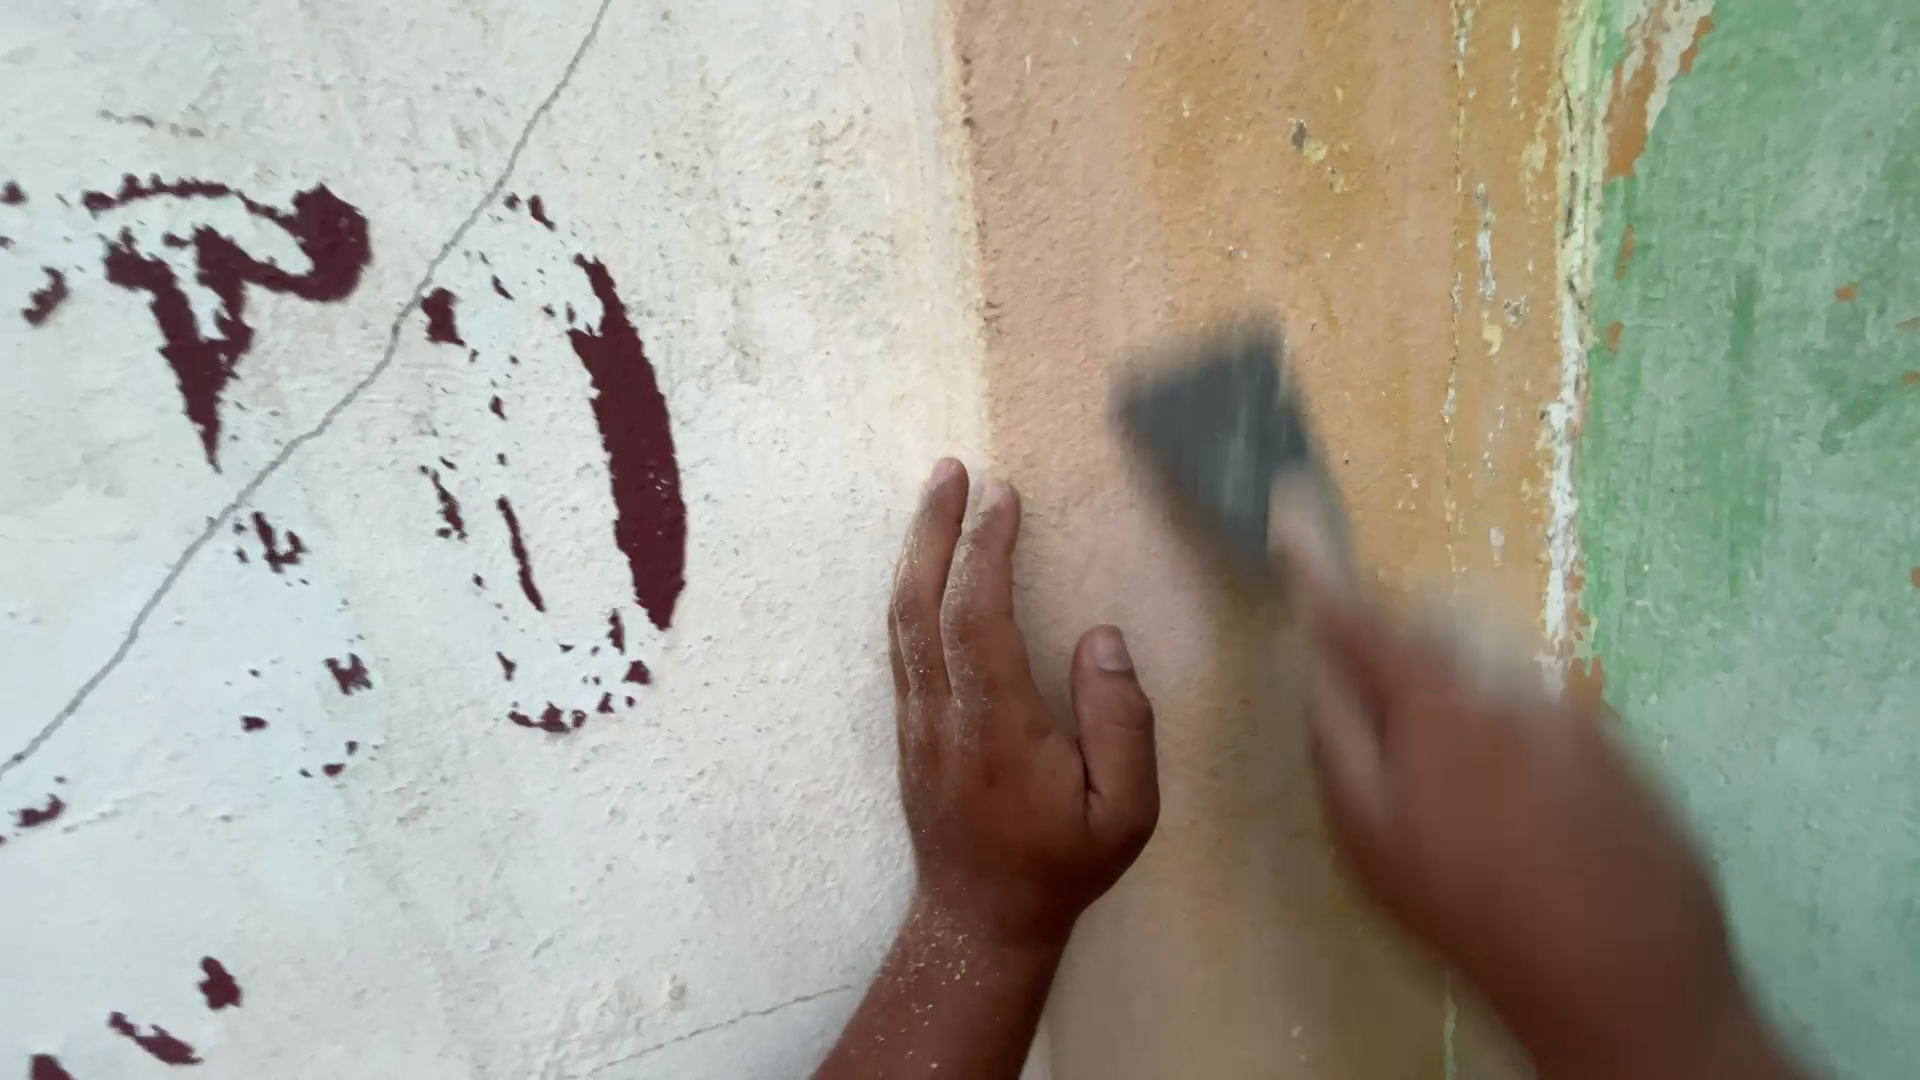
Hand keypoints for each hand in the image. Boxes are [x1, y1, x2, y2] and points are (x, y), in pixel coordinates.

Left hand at [889, 458, 1159, 949]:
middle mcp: (942, 711)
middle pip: (921, 603)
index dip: (985, 551)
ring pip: (901, 618)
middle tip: (950, 470)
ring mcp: (914, 716)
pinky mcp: (906, 722)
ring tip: (936, 496)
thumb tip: (1100, 637)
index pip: (978, 619)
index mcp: (996, 727)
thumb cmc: (1059, 864)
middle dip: (933, 528)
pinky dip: (910, 587)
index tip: (1002, 495)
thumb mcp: (1125, 812)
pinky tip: (924, 560)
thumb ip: (1122, 723)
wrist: (977, 917)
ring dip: (916, 550)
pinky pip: (900, 640)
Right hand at [1288, 565, 1802, 1077]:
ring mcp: (1573, 710)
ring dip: (1454, 683)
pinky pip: (1541, 701)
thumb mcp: (1364, 831)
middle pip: (1430, 627)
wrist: (1624, 985)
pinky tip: (1518, 798)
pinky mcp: (1618, 743)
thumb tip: (1319, 670)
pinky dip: (1509, 720)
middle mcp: (1506, 685)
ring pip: (1487, 663)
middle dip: (1394, 640)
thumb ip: (1333, 735)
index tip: (1293, 516)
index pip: (1360, 616)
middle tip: (1381, 704)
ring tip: (1455, 770)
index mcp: (1432, 702)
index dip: (1318, 567)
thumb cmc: (1462, 905)